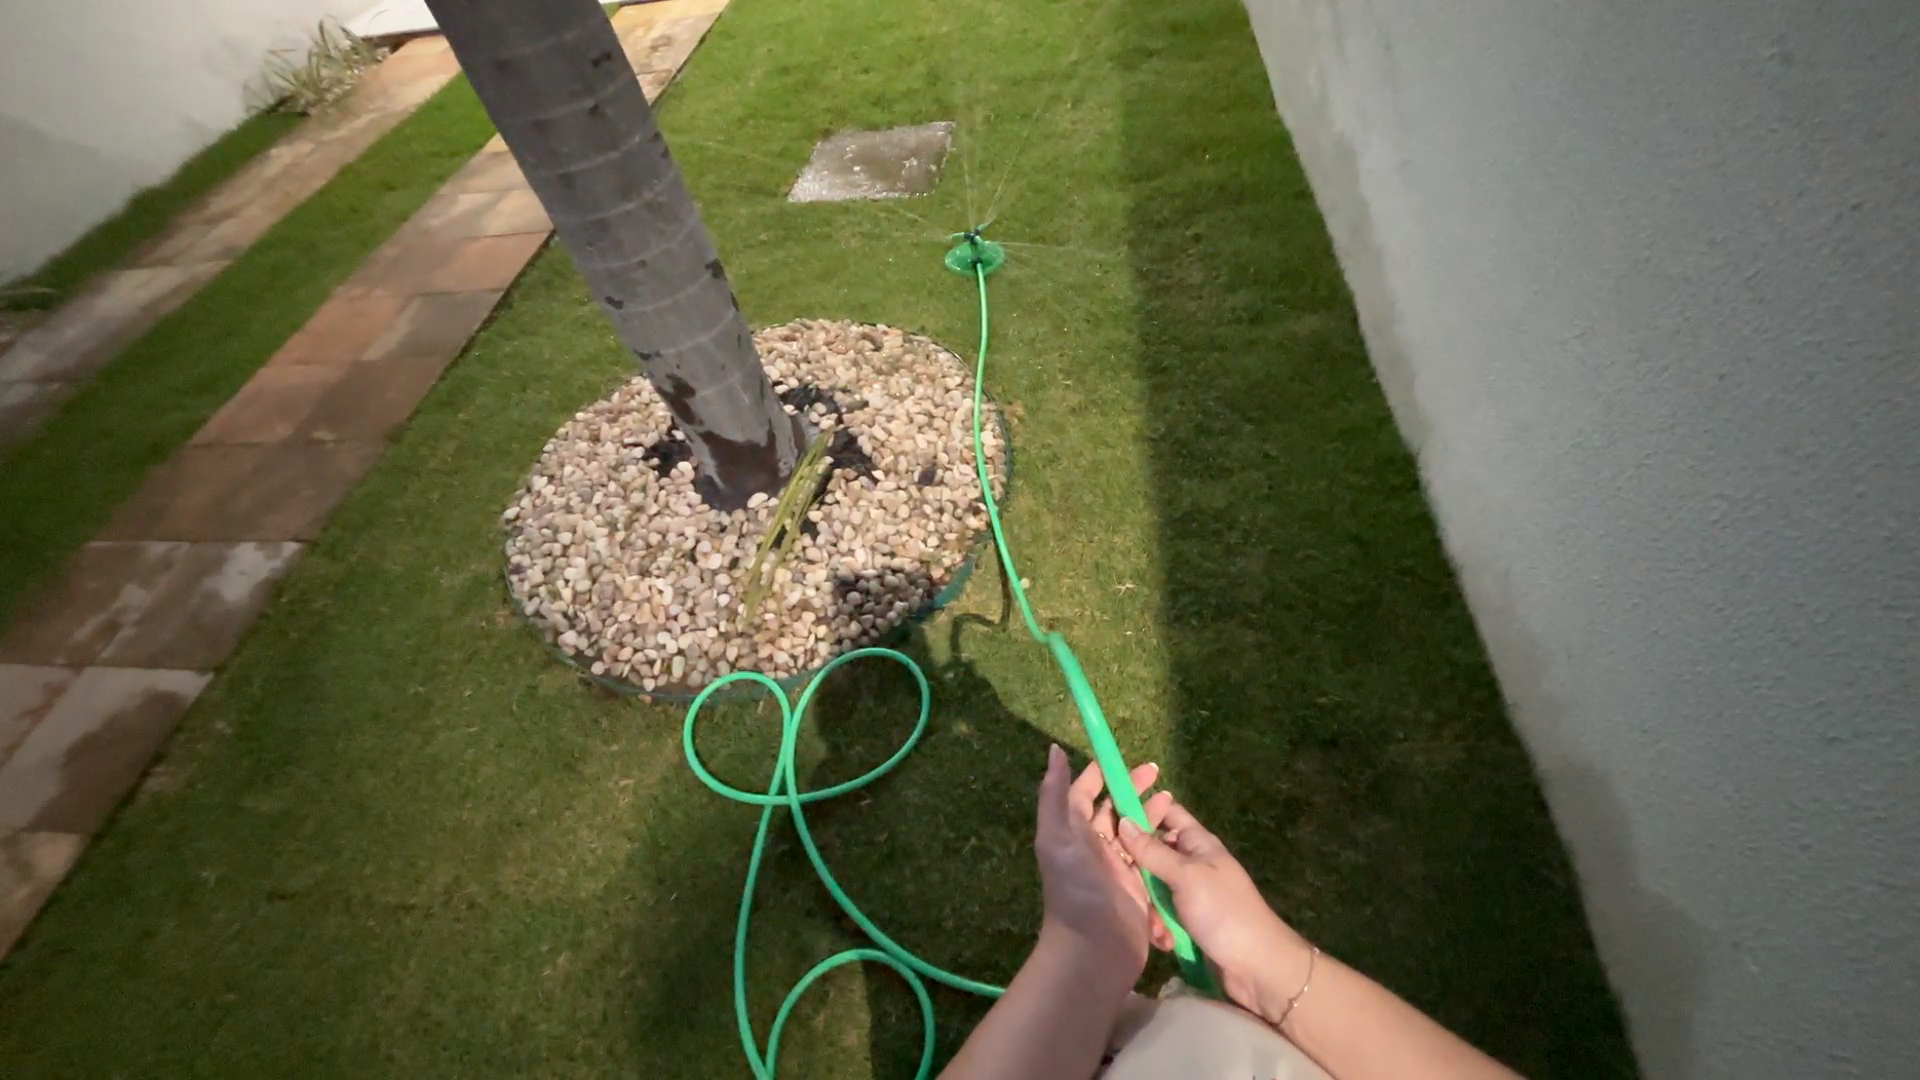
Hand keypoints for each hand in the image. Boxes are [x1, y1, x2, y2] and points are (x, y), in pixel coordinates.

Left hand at [1034, 745, 1172, 988]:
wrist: (1094, 950)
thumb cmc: (1074, 888)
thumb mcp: (1056, 836)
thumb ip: (1054, 794)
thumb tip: (1054, 751)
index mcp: (1072, 832)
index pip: (1084, 794)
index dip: (1098, 774)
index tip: (1118, 757)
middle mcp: (1093, 847)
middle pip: (1114, 809)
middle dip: (1131, 789)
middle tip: (1156, 771)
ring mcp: (1118, 868)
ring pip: (1135, 831)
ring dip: (1150, 812)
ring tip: (1171, 796)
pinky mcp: (1140, 888)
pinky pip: (1151, 857)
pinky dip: (1163, 841)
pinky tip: (1179, 830)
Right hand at [1116, 795, 1314, 1025]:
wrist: (1259, 970)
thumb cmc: (1225, 911)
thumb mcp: (1186, 876)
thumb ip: (1152, 851)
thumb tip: (1123, 821)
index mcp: (1197, 842)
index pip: (1166, 812)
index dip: (1141, 810)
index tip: (1111, 817)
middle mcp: (1192, 862)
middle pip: (1152, 852)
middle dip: (1139, 871)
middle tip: (1127, 885)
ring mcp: (1190, 892)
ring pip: (1153, 886)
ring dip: (1150, 906)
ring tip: (1156, 925)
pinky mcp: (1188, 920)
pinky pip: (1162, 913)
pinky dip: (1161, 926)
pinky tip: (1164, 941)